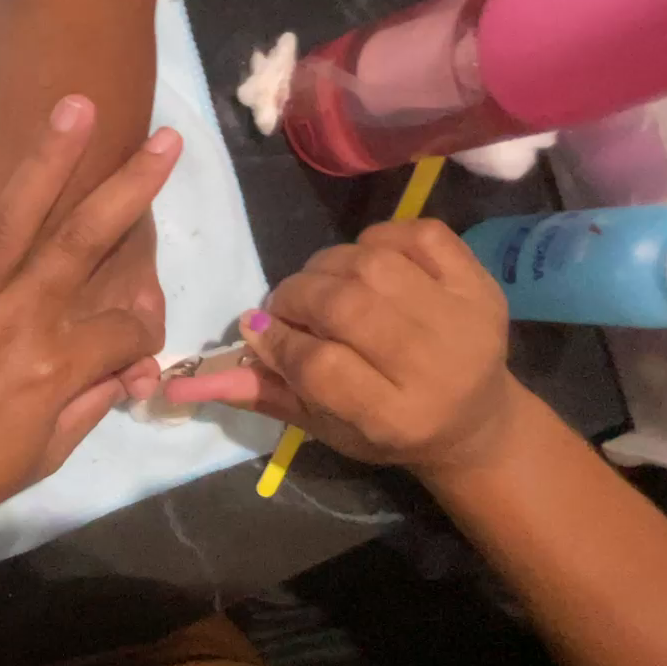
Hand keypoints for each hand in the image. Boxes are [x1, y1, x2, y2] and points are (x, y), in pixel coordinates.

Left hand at [0, 95, 177, 552]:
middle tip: (164, 137)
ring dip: (44, 160)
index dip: (144, 332)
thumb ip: (92, 400)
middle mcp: (15, 319)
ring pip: (10, 220)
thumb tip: (126, 366)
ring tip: (72, 105)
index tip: (138, 343)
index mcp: (54, 367)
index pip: (125, 328)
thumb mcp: (50, 454)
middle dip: (129, 189)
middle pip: (81, 243)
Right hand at [164, 219, 520, 473]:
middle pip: (346, 307)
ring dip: (327, 267)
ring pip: (373, 265)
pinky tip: (363, 263)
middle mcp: (436, 365)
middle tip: (284, 308)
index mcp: (394, 417)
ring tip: (318, 286)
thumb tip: (185, 380)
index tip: (258, 333)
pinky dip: (377, 239)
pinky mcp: (481, 283)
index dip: (278, 342)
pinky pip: (419, 234)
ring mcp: (464, 318)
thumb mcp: (319, 427)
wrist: (476, 419)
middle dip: (296, 299)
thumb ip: (261, 395)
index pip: (320, 366)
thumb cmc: (384, 431)